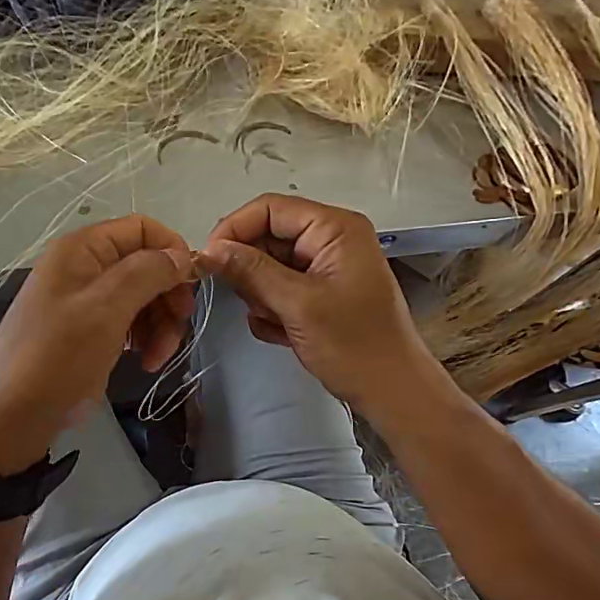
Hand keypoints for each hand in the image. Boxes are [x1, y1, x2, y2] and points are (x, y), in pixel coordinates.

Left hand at [0, 215, 196, 473]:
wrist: (16, 414)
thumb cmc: (58, 355)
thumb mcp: (106, 309)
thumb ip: (147, 273)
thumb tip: (183, 256)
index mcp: (83, 250)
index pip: (143, 229)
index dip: (173, 252)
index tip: (191, 287)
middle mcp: (87, 268)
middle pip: (148, 266)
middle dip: (169, 297)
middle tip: (180, 326)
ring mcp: (90, 302)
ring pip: (146, 298)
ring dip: (162, 325)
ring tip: (158, 356)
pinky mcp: (95, 332)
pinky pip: (134, 323)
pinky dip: (147, 340)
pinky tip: (147, 362)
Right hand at [200, 194, 445, 411]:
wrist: (392, 390)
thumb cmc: (354, 345)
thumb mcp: (298, 305)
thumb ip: (251, 272)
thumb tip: (209, 250)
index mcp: (335, 228)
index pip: (270, 209)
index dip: (234, 230)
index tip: (208, 261)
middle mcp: (331, 240)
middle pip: (268, 238)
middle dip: (253, 273)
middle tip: (255, 303)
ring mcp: (326, 269)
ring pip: (270, 268)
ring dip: (263, 297)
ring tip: (279, 322)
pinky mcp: (321, 295)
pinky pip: (281, 291)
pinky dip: (275, 312)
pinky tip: (285, 334)